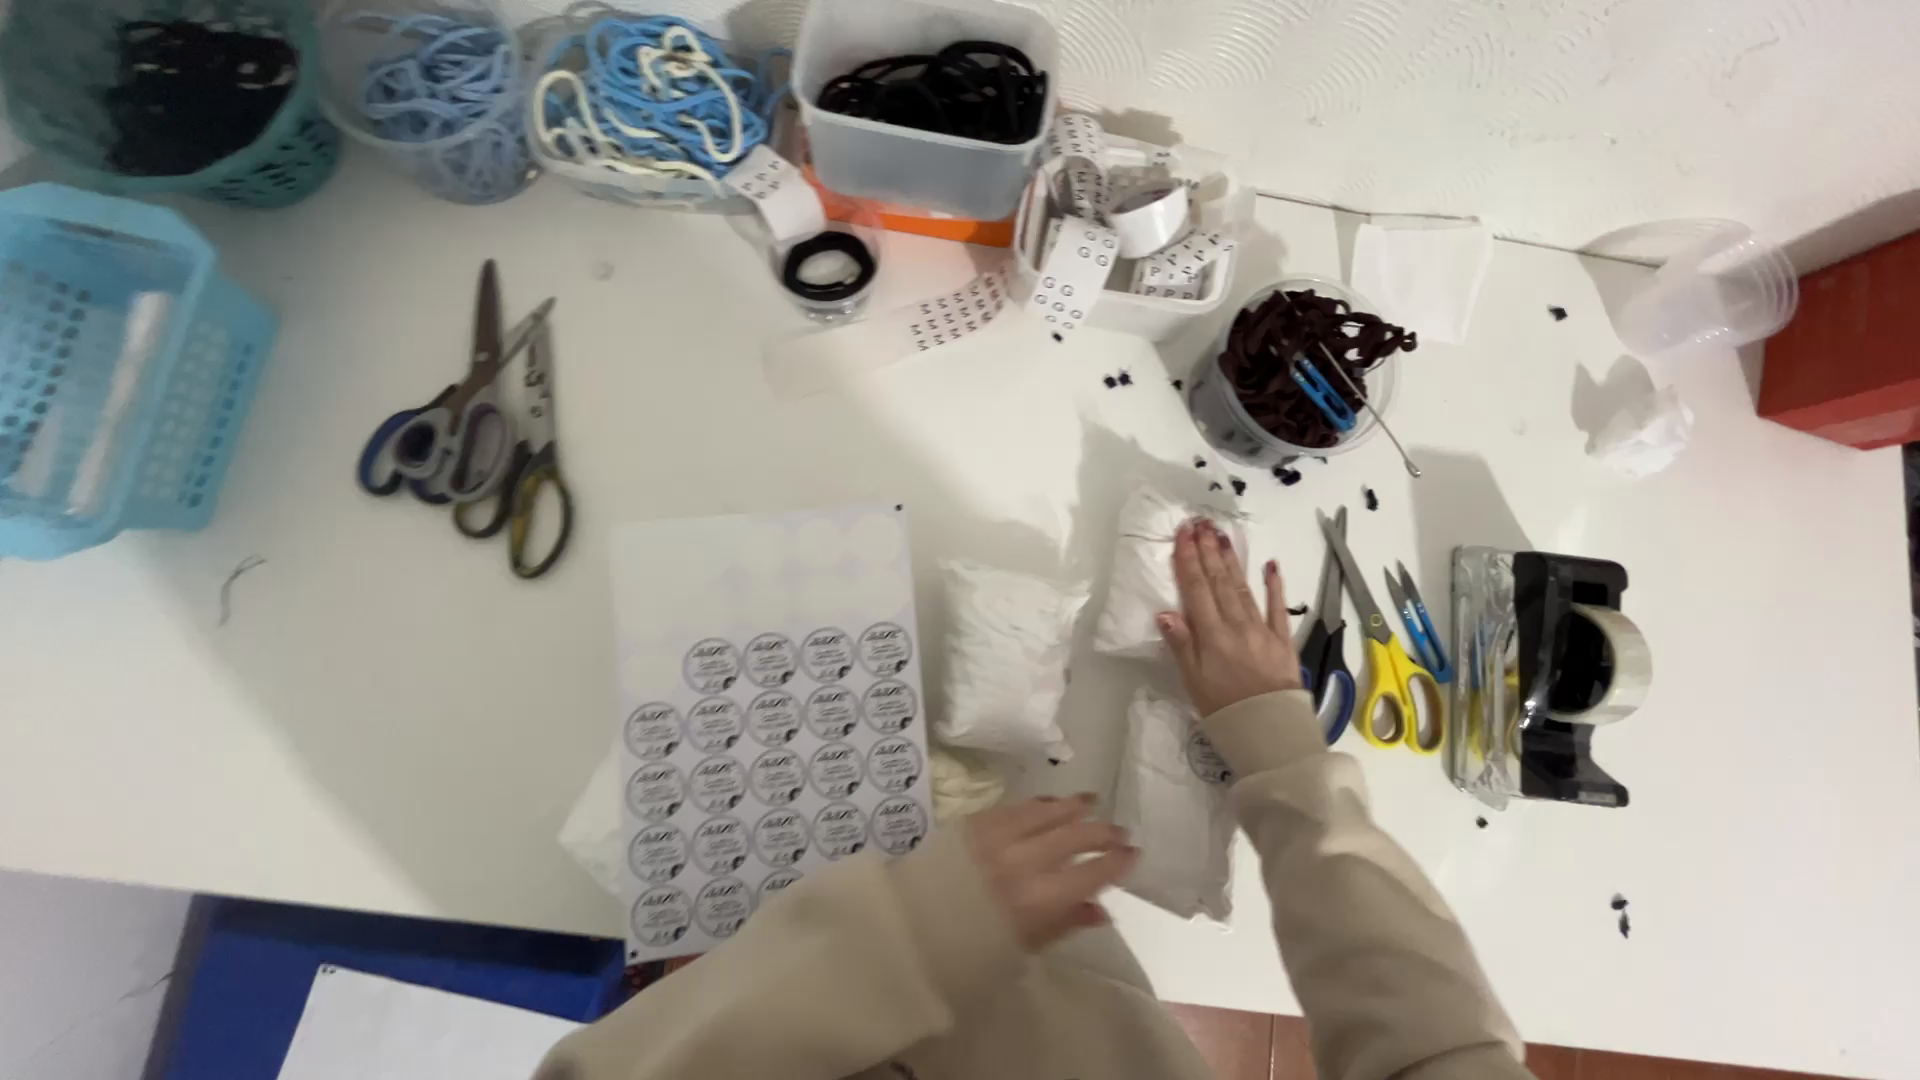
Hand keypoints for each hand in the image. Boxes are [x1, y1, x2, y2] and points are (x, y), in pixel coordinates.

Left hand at [965, 795, 1136, 951]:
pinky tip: (1054, 803)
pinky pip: (1018, 807)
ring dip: (1074, 807)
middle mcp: (1021, 862)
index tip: (1133, 854)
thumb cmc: (967, 948)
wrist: (909, 927)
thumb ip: (1063, 923)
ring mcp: (998, 837)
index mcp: (1036, 901)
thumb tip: (1101, 909)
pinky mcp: (977, 821)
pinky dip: (1041, 804)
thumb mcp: (1020, 948)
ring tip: (1093, 802)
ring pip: (1047, 812)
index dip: (1115, 862)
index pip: (1089, 874)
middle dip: (1101, 831)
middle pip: (1073, 836)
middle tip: (1119, 830)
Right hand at [1158, 518, 1304, 715]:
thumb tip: (1166, 611)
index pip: (1195, 589)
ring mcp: (1261, 630)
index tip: (1184, 533)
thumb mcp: (1192, 681)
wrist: (1269, 733)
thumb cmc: (1223, 710)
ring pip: (1242, 588)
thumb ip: (1181, 644)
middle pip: (1218, 581)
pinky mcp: (1282, 640)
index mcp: (1211, 635)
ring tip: (1222, 535)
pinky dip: (1274, 585)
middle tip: (1201, 523)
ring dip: (1231, 560)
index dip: (1188, 559)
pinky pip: (1278, 608)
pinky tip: (1270, 565)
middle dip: (1208, 550)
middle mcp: (1236, 625)